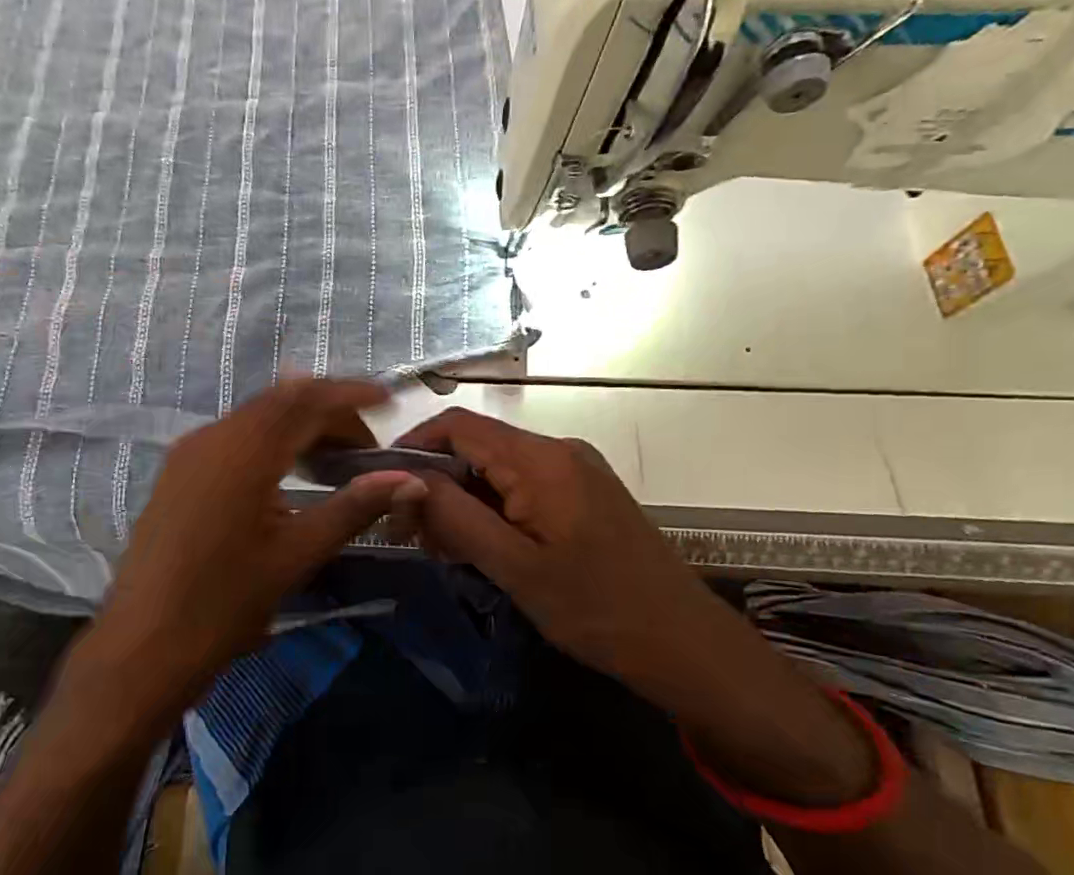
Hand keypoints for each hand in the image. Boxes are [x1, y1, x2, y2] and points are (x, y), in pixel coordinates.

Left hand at [85, 379, 428, 707]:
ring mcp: (189, 450)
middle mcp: (214, 435)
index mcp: (246, 449)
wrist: (144, 643)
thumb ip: (354, 508)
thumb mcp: (297, 554)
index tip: (387, 400)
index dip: (350, 395)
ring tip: (331, 458)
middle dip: (327, 412)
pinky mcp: (177, 469)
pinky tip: (284, 471)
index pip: (307, 399)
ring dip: (296, 425)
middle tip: (363, 445)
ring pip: (255, 416)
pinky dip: (267, 439)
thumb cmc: (225, 603)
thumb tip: (411, 481)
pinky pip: (233, 435)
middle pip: (280, 401)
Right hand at [396, 407, 712, 674]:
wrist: (689, 647)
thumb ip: (456, 516)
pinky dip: (492, 507)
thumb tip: (406, 478)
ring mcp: (576, 470)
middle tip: (414, 533)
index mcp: (541, 460)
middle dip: (437, 482)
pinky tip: (484, 545)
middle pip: (476, 446)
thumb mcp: (515, 567)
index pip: (458, 425)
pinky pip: (522, 484)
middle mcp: (558, 450)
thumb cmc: (599, 610)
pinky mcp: (585, 492)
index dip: (414, 444)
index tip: (384, 483)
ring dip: (463, 499)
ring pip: (496, 467)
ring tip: (446, 547)